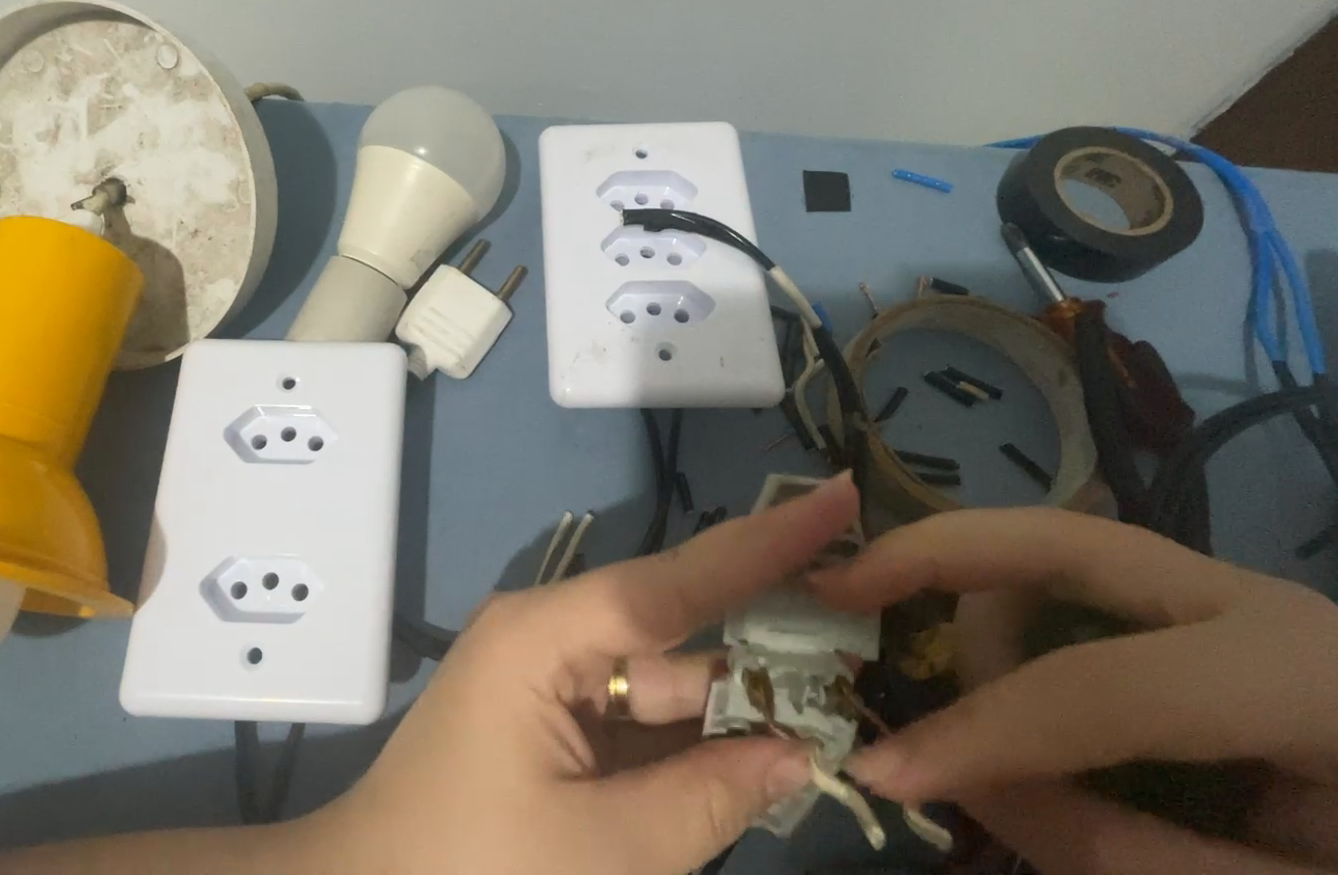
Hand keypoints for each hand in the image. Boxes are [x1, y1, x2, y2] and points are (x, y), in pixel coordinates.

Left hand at [299, 473, 864, 873]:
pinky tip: (764, 742)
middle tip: (863, 606)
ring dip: (738, 697)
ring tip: (837, 692)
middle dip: (766, 630)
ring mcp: (548, 674)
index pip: (672, 582)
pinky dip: (696, 735)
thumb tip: (798, 750)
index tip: (835, 500)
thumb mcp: (605, 849)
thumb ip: (710, 796)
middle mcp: (548, 633)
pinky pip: (638, 715)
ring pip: (664, 678)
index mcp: (545, 636)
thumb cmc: (474, 869)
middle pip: (676, 628)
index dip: (762, 545)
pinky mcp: (551, 714)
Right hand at [808, 509, 1337, 874]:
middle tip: (834, 589)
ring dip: (967, 601)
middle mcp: (1251, 601)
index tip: (880, 771)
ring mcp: (1220, 594)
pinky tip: (991, 681)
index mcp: (1308, 677)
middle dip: (929, 555)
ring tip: (946, 696)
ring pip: (1045, 552)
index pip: (1103, 689)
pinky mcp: (1194, 611)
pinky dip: (998, 615)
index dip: (982, 731)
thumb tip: (959, 780)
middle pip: (1051, 538)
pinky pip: (1066, 587)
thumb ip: (1115, 850)